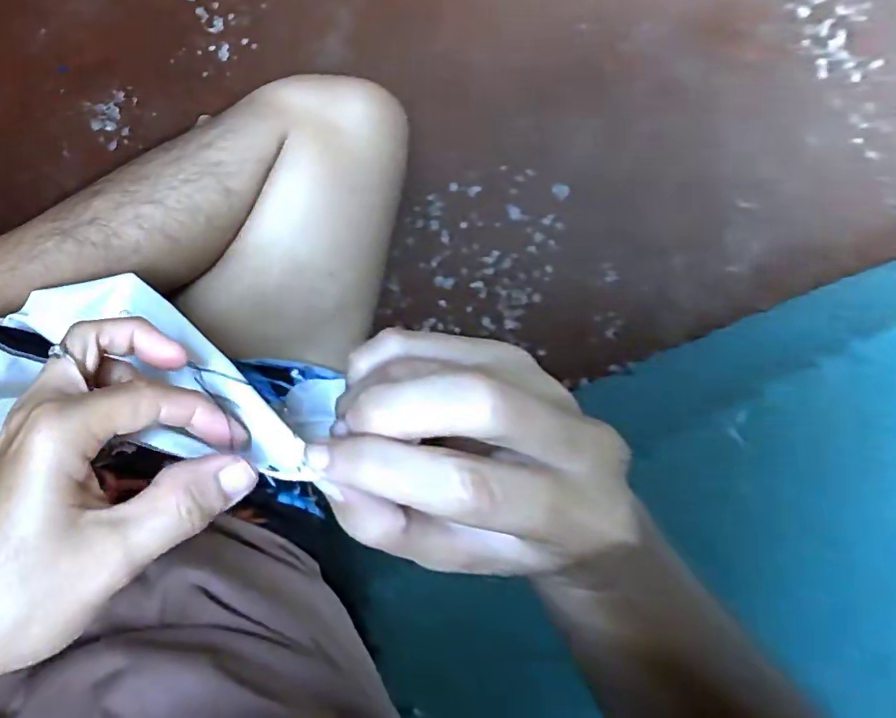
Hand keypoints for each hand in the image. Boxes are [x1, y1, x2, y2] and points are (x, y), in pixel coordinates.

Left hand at [0, 317, 259, 691]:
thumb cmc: (28, 590)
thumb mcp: (113, 553)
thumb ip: (179, 504)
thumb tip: (240, 468)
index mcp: (56, 423)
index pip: (140, 395)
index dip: (195, 412)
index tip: (237, 439)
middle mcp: (37, 406)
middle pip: (88, 341)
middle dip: (141, 341)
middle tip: (188, 365)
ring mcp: (28, 422)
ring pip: (80, 367)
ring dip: (126, 370)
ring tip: (173, 403)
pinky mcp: (28, 443)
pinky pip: (73, 399)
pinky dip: (109, 400)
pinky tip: (138, 435)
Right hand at [311, 329, 639, 576]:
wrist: (574, 507)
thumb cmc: (501, 539)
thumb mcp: (442, 553)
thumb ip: (379, 523)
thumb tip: (327, 469)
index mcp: (571, 514)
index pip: (471, 485)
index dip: (381, 468)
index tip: (318, 460)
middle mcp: (576, 440)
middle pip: (472, 399)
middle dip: (382, 410)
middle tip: (342, 431)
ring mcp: (540, 383)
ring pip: (433, 362)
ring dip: (368, 387)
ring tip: (354, 420)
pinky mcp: (502, 352)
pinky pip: (416, 341)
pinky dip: (371, 362)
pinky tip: (370, 393)